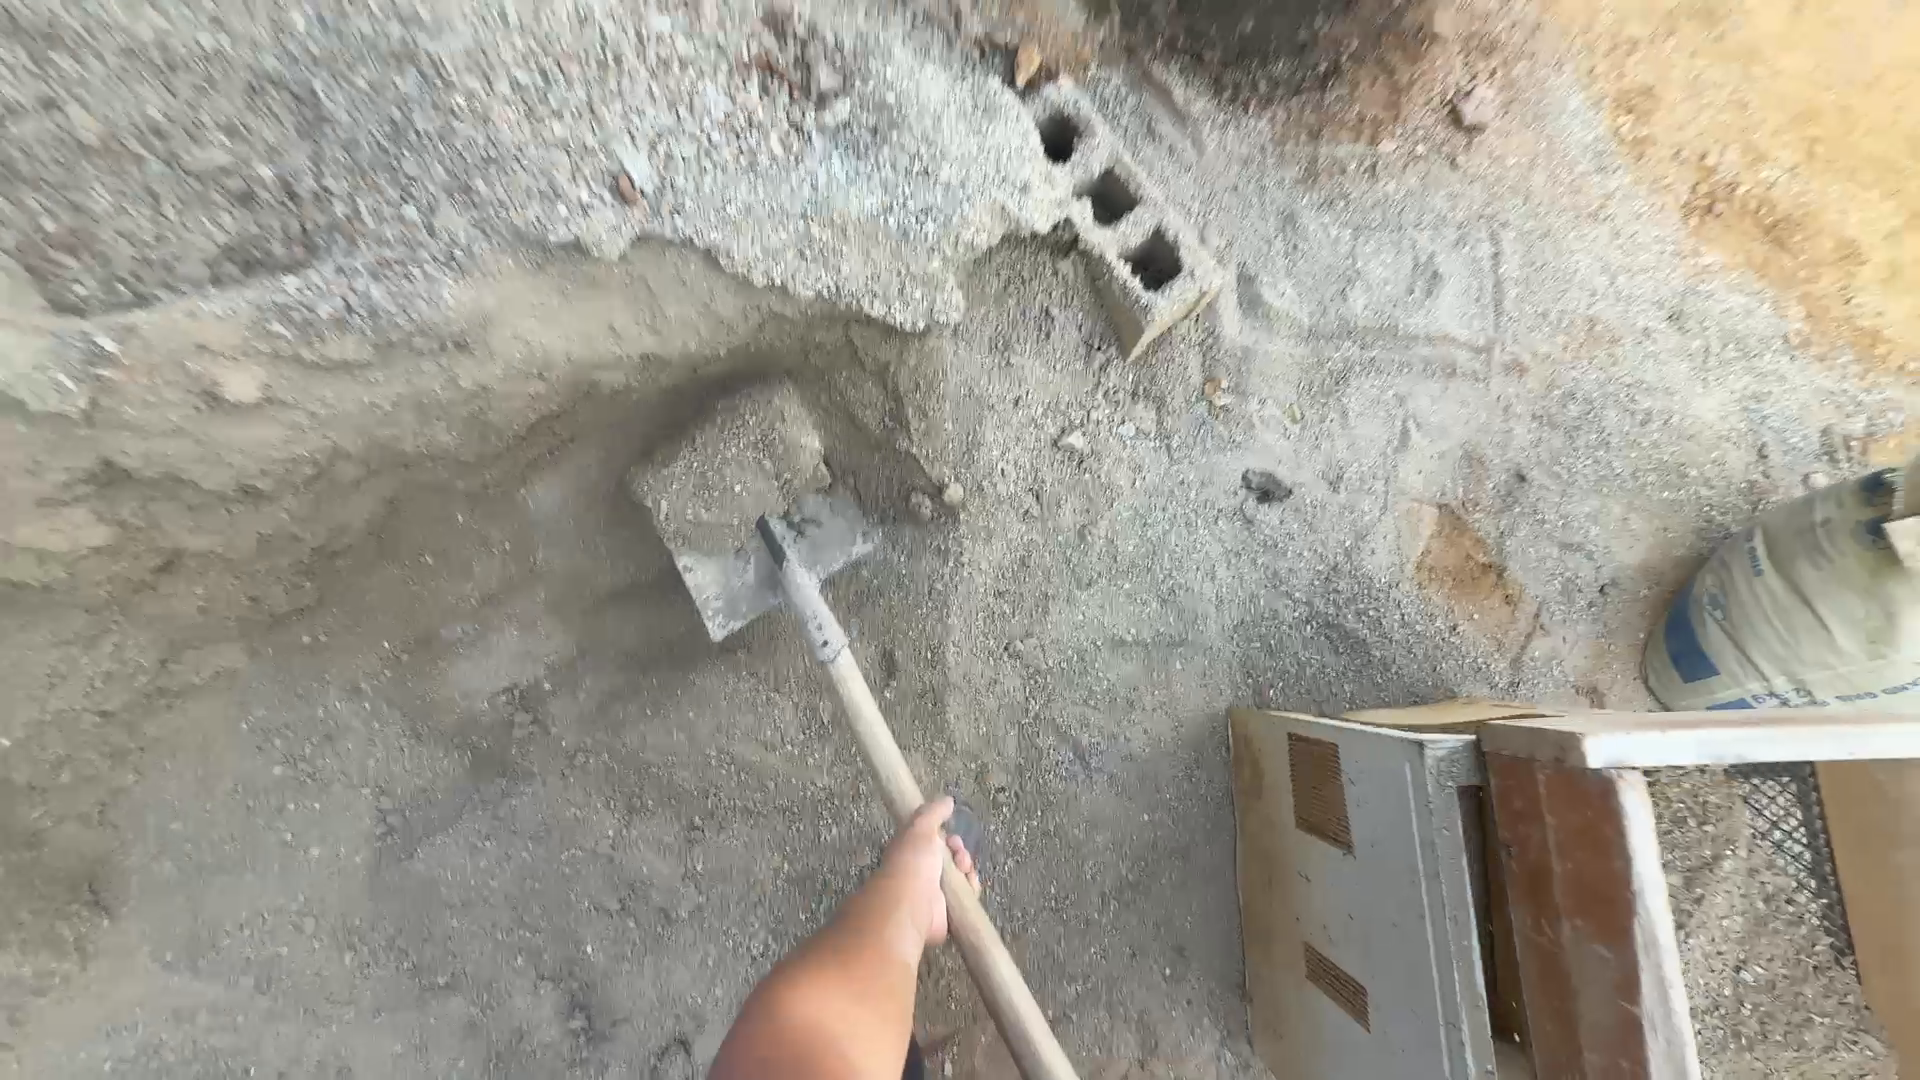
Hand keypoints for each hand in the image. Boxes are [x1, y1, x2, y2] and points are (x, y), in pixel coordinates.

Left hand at [874, 796, 979, 948]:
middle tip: (960, 856)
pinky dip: (971, 890)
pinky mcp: (947, 913)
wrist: (911, 904)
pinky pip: (966, 898)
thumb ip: (934, 812)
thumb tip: (948, 800)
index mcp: (913, 853)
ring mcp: (935, 895)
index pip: (935, 843)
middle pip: (951, 860)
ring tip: (964, 870)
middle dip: (961, 854)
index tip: (953, 838)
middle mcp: (923, 874)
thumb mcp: (920, 827)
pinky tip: (969, 885)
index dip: (948, 838)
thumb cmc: (912, 862)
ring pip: (961, 878)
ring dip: (968, 870)